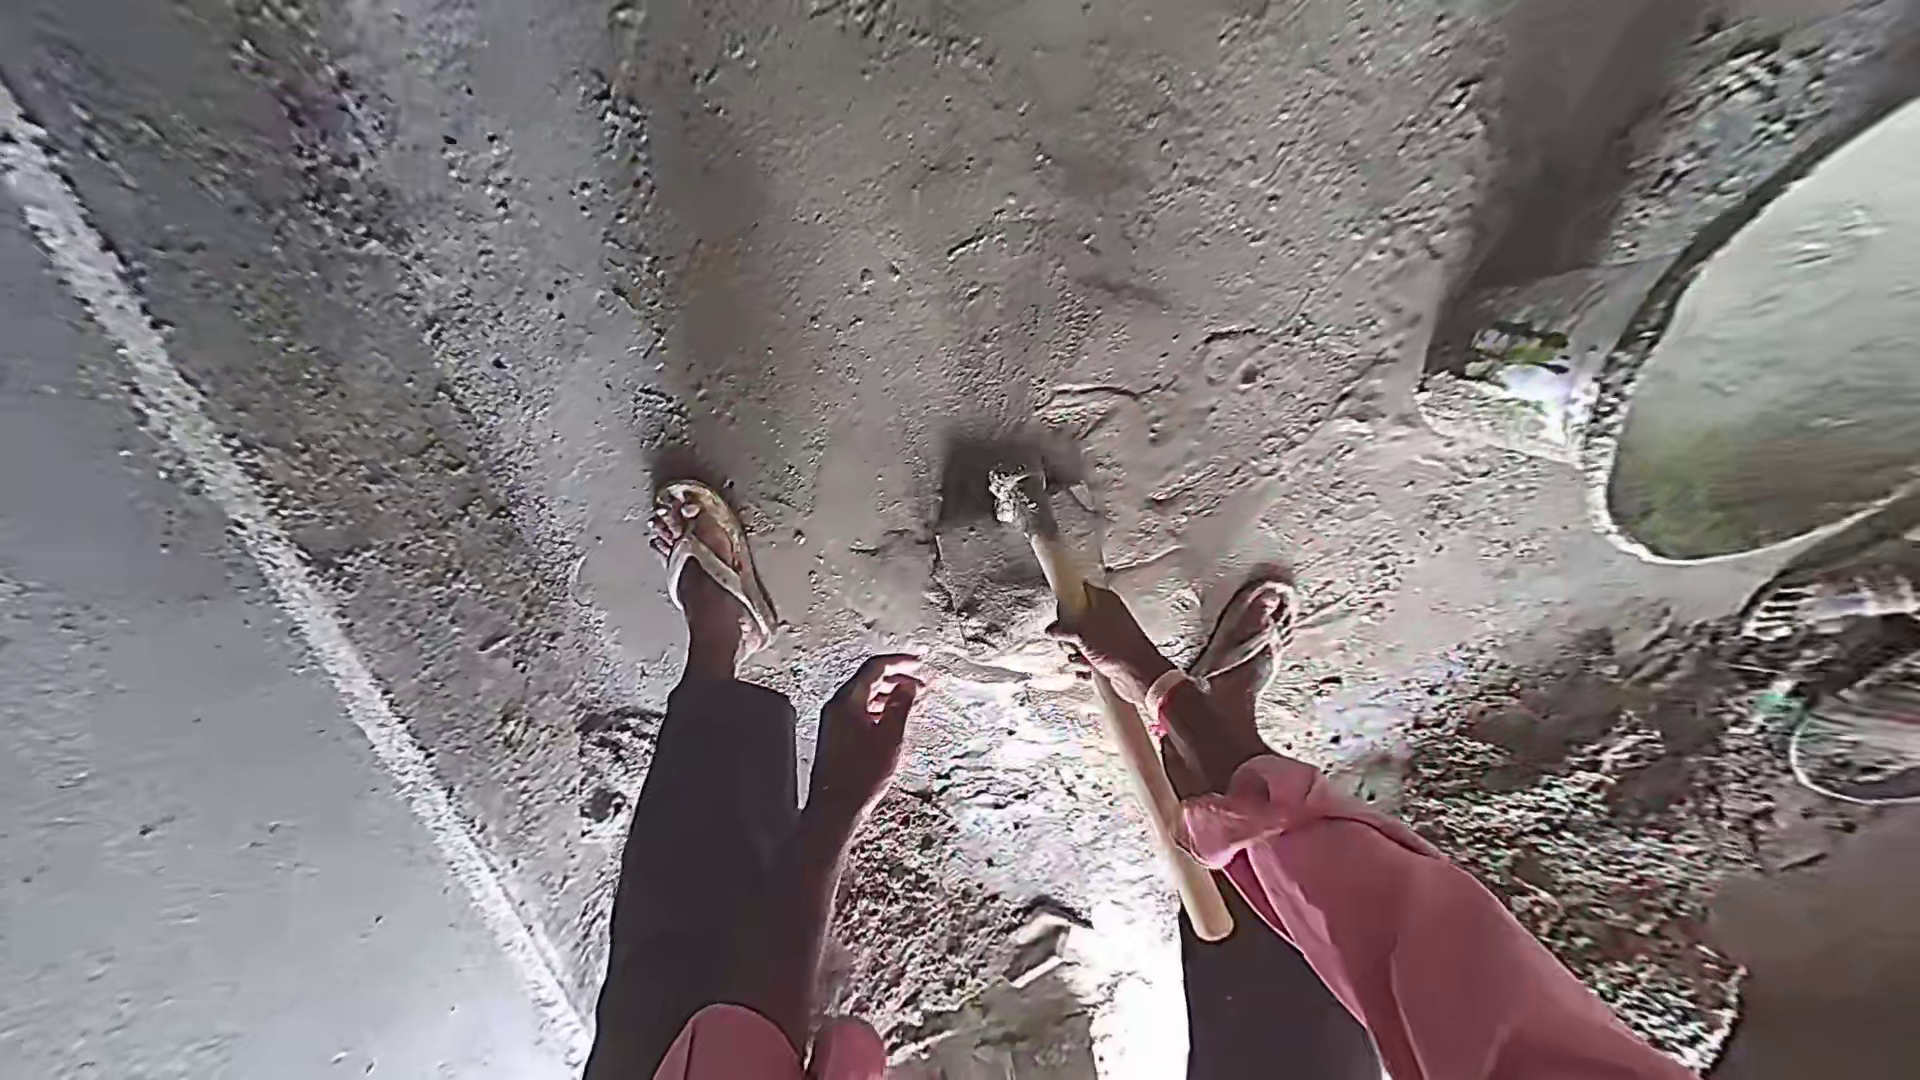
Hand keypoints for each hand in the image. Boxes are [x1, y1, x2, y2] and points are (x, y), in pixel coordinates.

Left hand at [808, 654, 924, 821]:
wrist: (835, 809)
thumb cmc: (861, 776)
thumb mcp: (890, 737)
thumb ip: (901, 705)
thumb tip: (909, 685)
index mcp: (847, 701)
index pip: (875, 668)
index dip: (900, 662)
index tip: (919, 662)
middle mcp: (837, 706)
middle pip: (870, 678)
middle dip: (898, 677)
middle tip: (921, 682)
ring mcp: (835, 720)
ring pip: (866, 694)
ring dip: (890, 692)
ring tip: (913, 699)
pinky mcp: (837, 733)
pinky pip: (861, 709)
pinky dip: (880, 706)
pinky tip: (894, 716)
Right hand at [1045, 584, 1174, 705]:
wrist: (1139, 676)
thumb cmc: (1118, 648)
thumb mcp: (1081, 634)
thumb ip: (1062, 630)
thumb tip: (1052, 629)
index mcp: (1104, 601)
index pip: (1080, 591)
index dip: (1067, 601)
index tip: (1060, 612)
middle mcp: (1108, 616)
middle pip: (1076, 619)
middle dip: (1068, 634)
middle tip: (1070, 640)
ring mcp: (1109, 636)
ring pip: (1080, 640)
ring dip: (1076, 652)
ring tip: (1082, 657)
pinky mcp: (1110, 653)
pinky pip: (1088, 655)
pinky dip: (1084, 663)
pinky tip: (1086, 668)